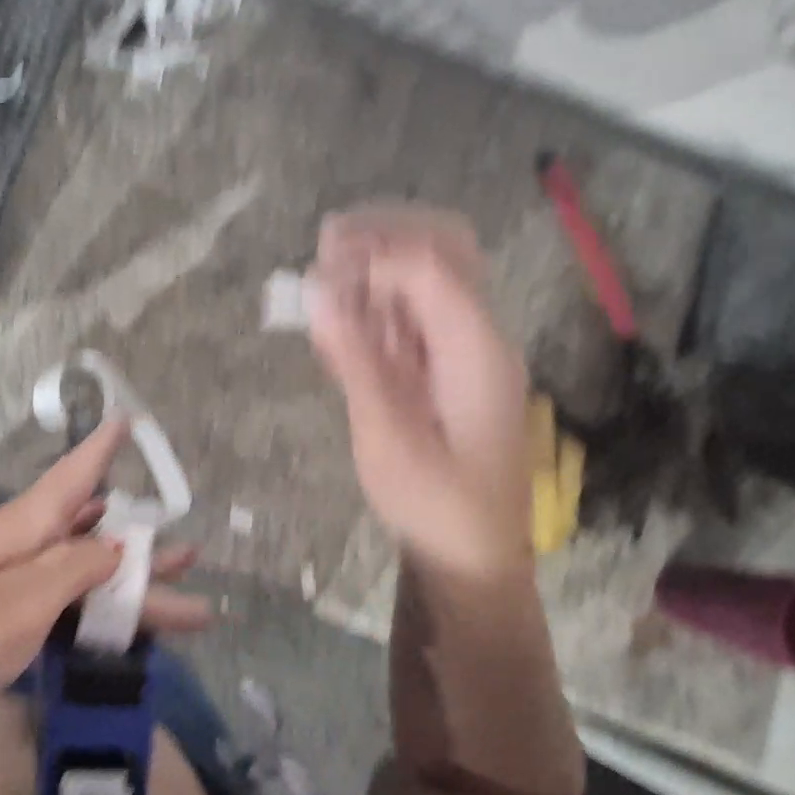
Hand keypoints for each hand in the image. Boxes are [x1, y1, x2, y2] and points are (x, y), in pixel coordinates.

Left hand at [0, 420, 212, 765]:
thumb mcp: (17, 604)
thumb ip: (72, 570)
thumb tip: (116, 544)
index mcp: (19, 531)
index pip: (70, 479)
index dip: (101, 451)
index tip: (127, 418)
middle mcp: (19, 550)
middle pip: (91, 537)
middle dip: (141, 547)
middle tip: (192, 550)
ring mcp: (9, 587)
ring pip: (83, 577)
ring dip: (130, 587)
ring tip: (186, 597)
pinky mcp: (2, 620)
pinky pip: (64, 607)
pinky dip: (98, 614)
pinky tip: (123, 622)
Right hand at [305, 205, 532, 579]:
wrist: (472, 557)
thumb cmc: (436, 506)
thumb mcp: (389, 438)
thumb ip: (356, 360)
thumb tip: (317, 292)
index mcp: (476, 350)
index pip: (430, 266)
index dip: (373, 253)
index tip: (318, 269)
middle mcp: (477, 337)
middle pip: (443, 250)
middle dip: (384, 237)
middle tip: (324, 248)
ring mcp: (463, 352)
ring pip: (427, 278)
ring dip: (375, 269)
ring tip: (322, 282)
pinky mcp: (444, 371)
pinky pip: (412, 317)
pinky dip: (375, 308)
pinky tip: (340, 322)